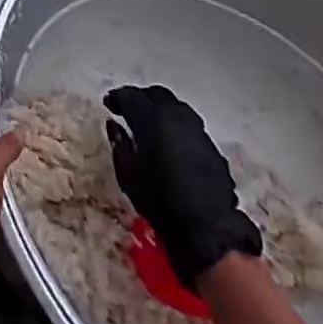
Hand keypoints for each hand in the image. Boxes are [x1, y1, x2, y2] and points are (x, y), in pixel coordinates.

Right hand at [105, 85, 261, 289]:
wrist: (206, 228)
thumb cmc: (159, 199)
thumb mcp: (128, 173)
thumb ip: (120, 143)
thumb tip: (115, 125)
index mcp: (152, 119)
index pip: (130, 96)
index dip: (117, 97)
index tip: (109, 104)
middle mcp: (177, 118)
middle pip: (157, 95)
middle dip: (140, 98)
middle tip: (127, 109)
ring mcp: (198, 132)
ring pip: (176, 108)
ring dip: (161, 110)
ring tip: (149, 124)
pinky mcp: (212, 148)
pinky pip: (190, 127)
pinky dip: (176, 126)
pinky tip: (170, 142)